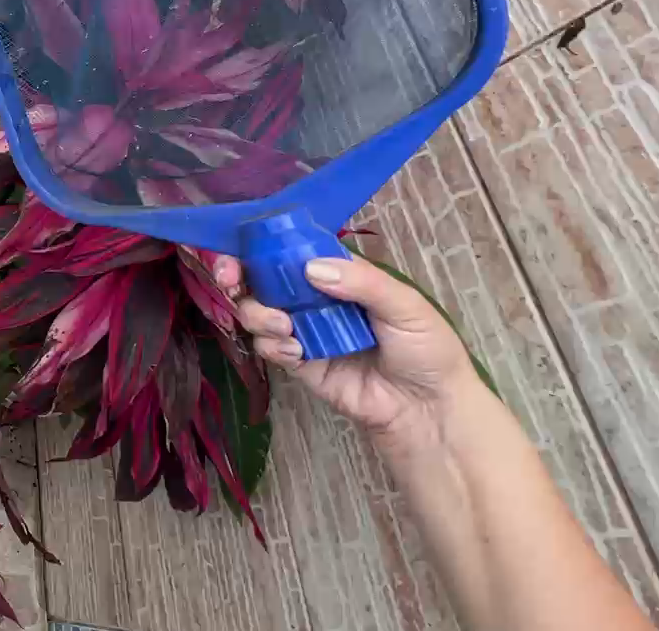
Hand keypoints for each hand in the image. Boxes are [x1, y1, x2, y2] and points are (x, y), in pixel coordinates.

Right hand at [213, 253, 479, 446]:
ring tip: (285, 328)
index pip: (289, 250)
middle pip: (257, 277)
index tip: (240, 251)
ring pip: (253, 309)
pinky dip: (271, 345)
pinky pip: (264, 345)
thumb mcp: (407, 307)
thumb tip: (309, 268)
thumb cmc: (427, 350)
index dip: (258, 246)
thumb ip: (363, 282)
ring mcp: (299, 328)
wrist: (428, 412)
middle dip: (234, 275)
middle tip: (230, 282)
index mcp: (334, 275)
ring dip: (257, 314)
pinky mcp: (294, 359)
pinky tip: (295, 352)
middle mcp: (309, 297)